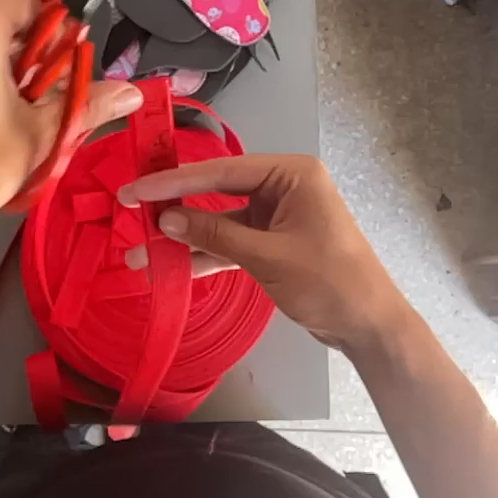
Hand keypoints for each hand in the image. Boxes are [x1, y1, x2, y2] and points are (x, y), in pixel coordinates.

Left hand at [0, 0, 141, 252]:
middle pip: (0, 20)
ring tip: (14, 116)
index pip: (28, 0)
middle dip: (30, 54)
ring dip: (2, 68)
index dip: (55, 31)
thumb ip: (88, 105)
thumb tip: (133, 93)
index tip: (66, 69)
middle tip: (44, 100)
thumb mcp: (38, 136)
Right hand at [117, 154, 415, 357]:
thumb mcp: (268, 256)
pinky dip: (206, 254)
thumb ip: (215, 235)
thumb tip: (165, 219)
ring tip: (141, 250)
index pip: (222, 171)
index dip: (174, 181)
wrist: (369, 326)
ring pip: (220, 220)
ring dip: (185, 237)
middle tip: (128, 208)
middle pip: (217, 191)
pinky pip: (232, 242)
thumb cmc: (330, 282)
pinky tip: (172, 266)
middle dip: (174, 205)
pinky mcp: (273, 242)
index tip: (135, 188)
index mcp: (291, 174)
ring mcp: (277, 215)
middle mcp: (282, 187)